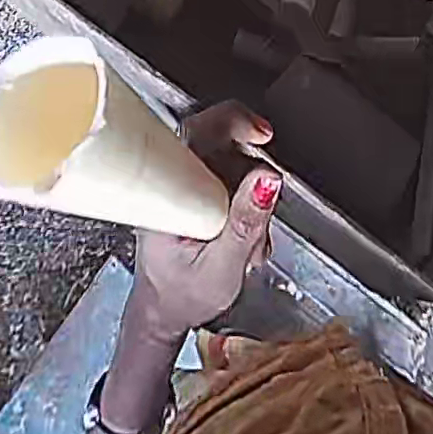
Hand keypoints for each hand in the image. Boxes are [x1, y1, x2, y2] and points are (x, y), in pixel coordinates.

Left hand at [130, 103, 279, 342]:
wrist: (163, 312)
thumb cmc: (181, 294)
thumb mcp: (220, 268)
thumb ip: (246, 224)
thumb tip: (268, 178)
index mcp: (165, 187)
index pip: (194, 131)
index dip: (230, 121)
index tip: (260, 133)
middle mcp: (171, 174)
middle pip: (216, 136)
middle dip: (253, 162)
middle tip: (269, 192)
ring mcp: (184, 177)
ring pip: (229, 153)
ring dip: (253, 186)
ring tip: (253, 236)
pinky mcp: (196, 183)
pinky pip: (230, 169)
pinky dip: (249, 194)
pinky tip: (248, 230)